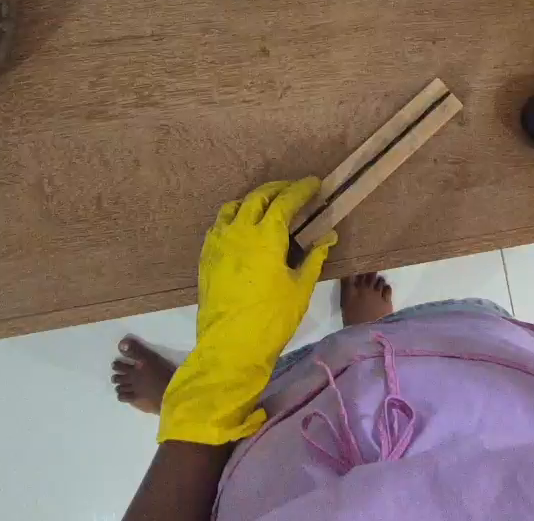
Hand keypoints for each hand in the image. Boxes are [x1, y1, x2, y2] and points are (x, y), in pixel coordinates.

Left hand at [158, 178, 335, 444]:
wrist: (230, 349)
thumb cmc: (272, 319)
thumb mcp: (300, 288)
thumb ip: (313, 257)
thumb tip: (328, 236)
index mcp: (266, 236)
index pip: (286, 200)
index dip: (301, 189)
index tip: (314, 184)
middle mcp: (240, 230)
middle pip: (258, 196)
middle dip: (278, 189)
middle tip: (293, 191)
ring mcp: (219, 243)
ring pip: (234, 207)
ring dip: (252, 201)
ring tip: (266, 206)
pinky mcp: (206, 258)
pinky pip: (218, 225)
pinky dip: (233, 218)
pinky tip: (242, 229)